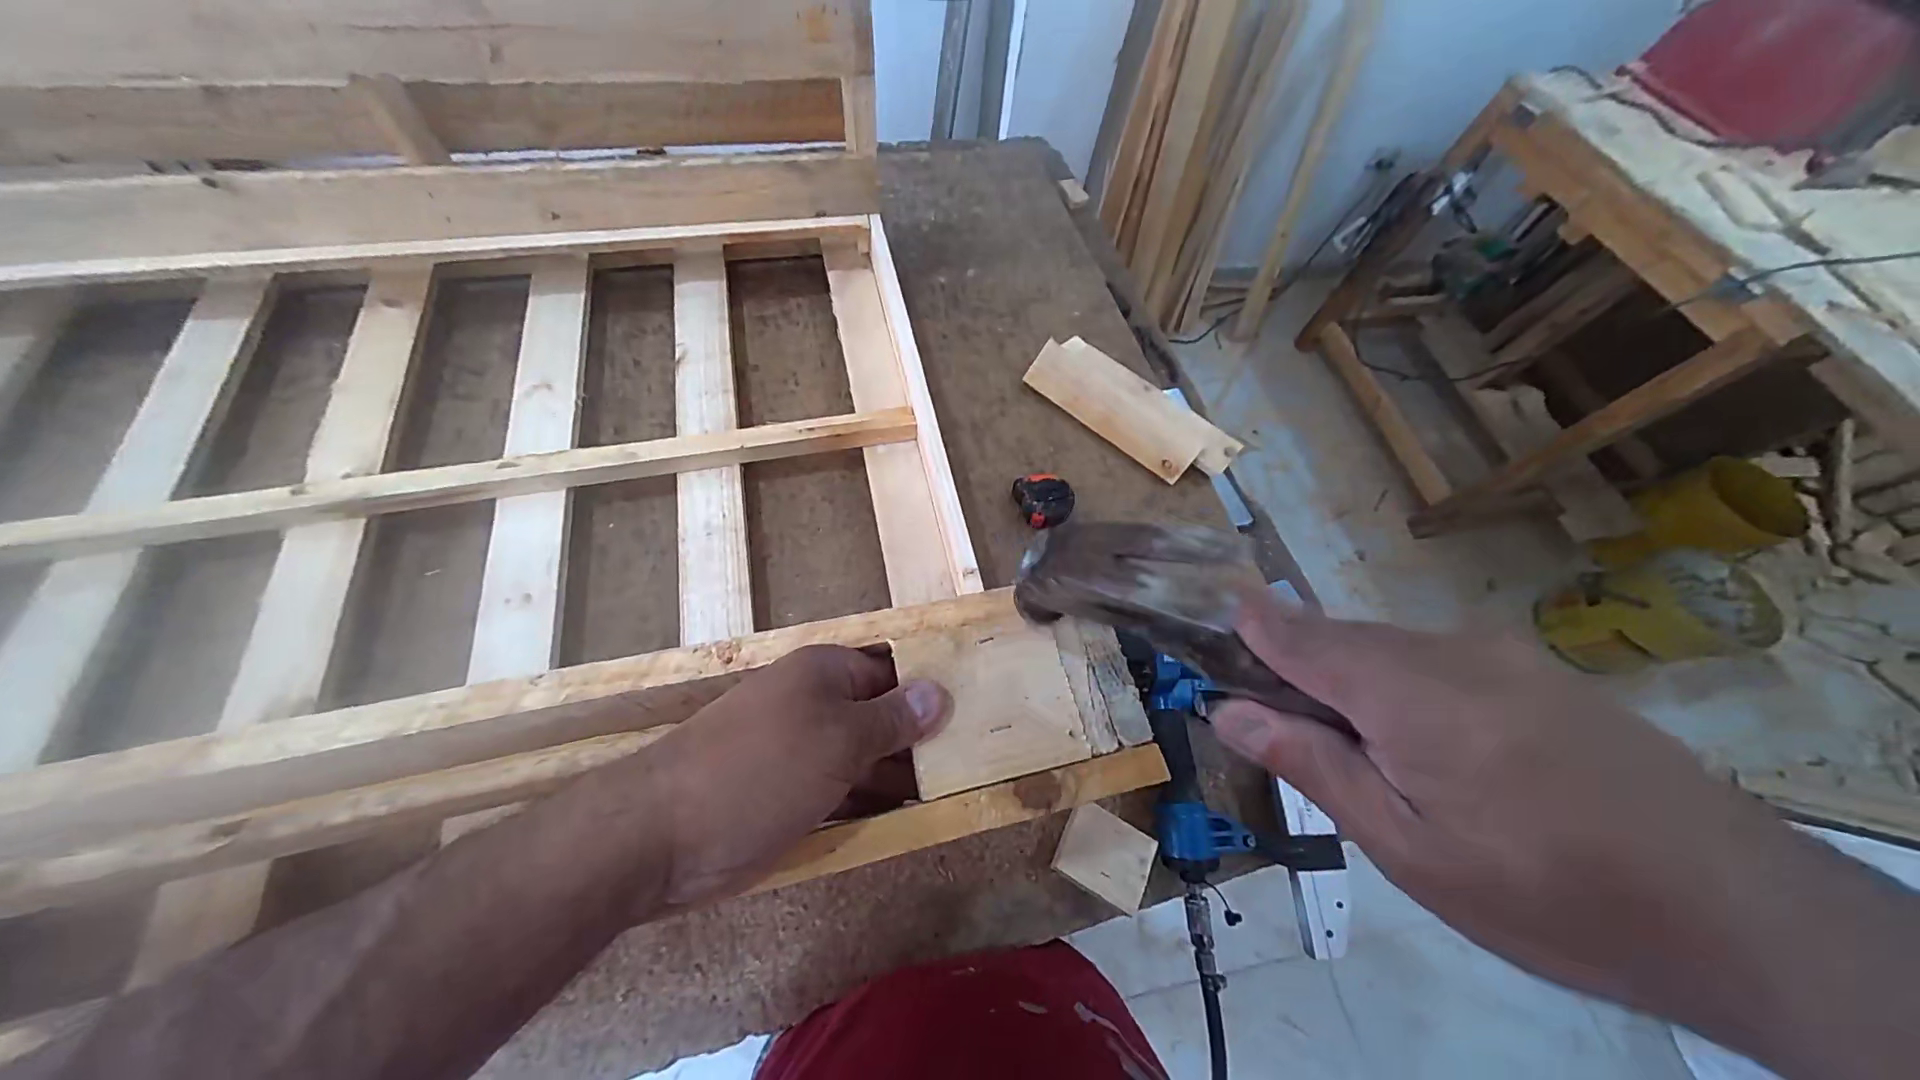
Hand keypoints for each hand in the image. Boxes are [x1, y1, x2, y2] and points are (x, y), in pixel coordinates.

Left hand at [646, 645, 950, 904]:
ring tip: (949, 794)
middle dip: (920, 738)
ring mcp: (798, 749)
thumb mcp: (839, 740)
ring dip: (899, 774)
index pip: (894, 669)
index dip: (931, 691)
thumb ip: (893, 718)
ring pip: (863, 755)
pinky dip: (869, 800)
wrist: (658, 836)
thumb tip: (939, 690)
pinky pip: (840, 788)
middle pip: (880, 713)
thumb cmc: (760, 770)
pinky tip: (902, 817)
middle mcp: (813, 702)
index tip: (974, 716)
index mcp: (825, 672)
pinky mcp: (785, 791)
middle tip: (972, 764)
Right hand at [1207, 590, 1793, 1009]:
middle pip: (1339, 640)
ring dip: (1347, 683)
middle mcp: (1451, 650)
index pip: (1300, 636)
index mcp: (1410, 692)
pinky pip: (1434, 660)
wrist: (1743, 916)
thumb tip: (1228, 710)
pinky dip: (1396, 687)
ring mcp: (1501, 654)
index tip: (1206, 623)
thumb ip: (1312, 764)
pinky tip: (1420, 747)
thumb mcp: (1406, 846)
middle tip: (1269, 723)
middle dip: (1294, 668)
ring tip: (1349, 750)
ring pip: (1386, 650)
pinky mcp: (1535, 669)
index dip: (1248, 627)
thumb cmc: (1545, 894)